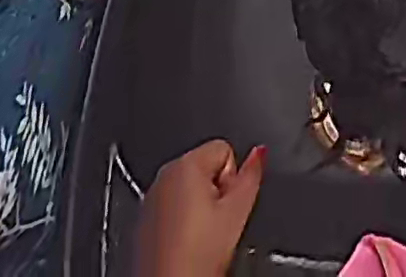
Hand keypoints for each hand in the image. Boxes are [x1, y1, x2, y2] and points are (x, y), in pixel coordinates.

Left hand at [134, 140, 264, 276]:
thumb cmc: (196, 257)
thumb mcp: (237, 213)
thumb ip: (251, 175)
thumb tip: (259, 151)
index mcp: (186, 164)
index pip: (225, 150)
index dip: (232, 180)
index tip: (225, 207)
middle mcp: (165, 173)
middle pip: (207, 167)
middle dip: (216, 192)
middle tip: (216, 224)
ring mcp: (153, 196)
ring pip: (190, 188)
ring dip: (200, 207)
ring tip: (201, 236)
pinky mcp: (146, 217)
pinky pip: (173, 205)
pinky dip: (182, 220)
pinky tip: (185, 243)